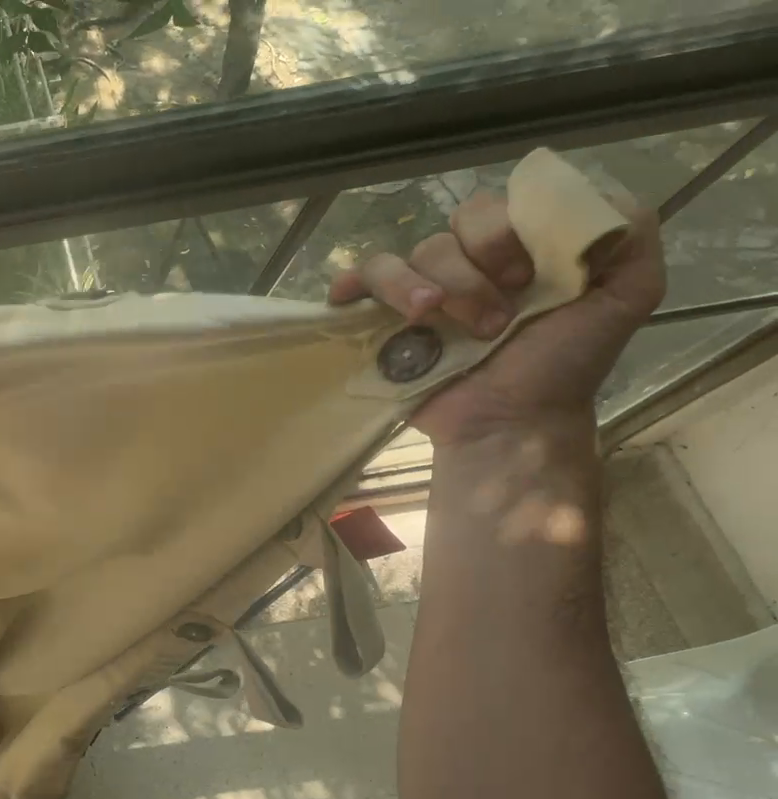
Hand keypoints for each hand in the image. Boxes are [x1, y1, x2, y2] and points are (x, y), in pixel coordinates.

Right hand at [328, 190, 664, 446]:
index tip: (524, 278)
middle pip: (445, 232)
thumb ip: (628, 238)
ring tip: (431, 323)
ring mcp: (418, 294)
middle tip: (489, 319)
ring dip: (416, 289)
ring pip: (398, 259)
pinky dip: (349, 285)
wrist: (507, 424)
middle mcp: (466, 266)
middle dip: (465, 272)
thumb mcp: (628, 294)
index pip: (496, 207)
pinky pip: (355, 285)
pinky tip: (348, 299)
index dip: (503, 234)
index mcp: (517, 252)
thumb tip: (585, 196)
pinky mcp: (379, 322)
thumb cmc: (562, 366)